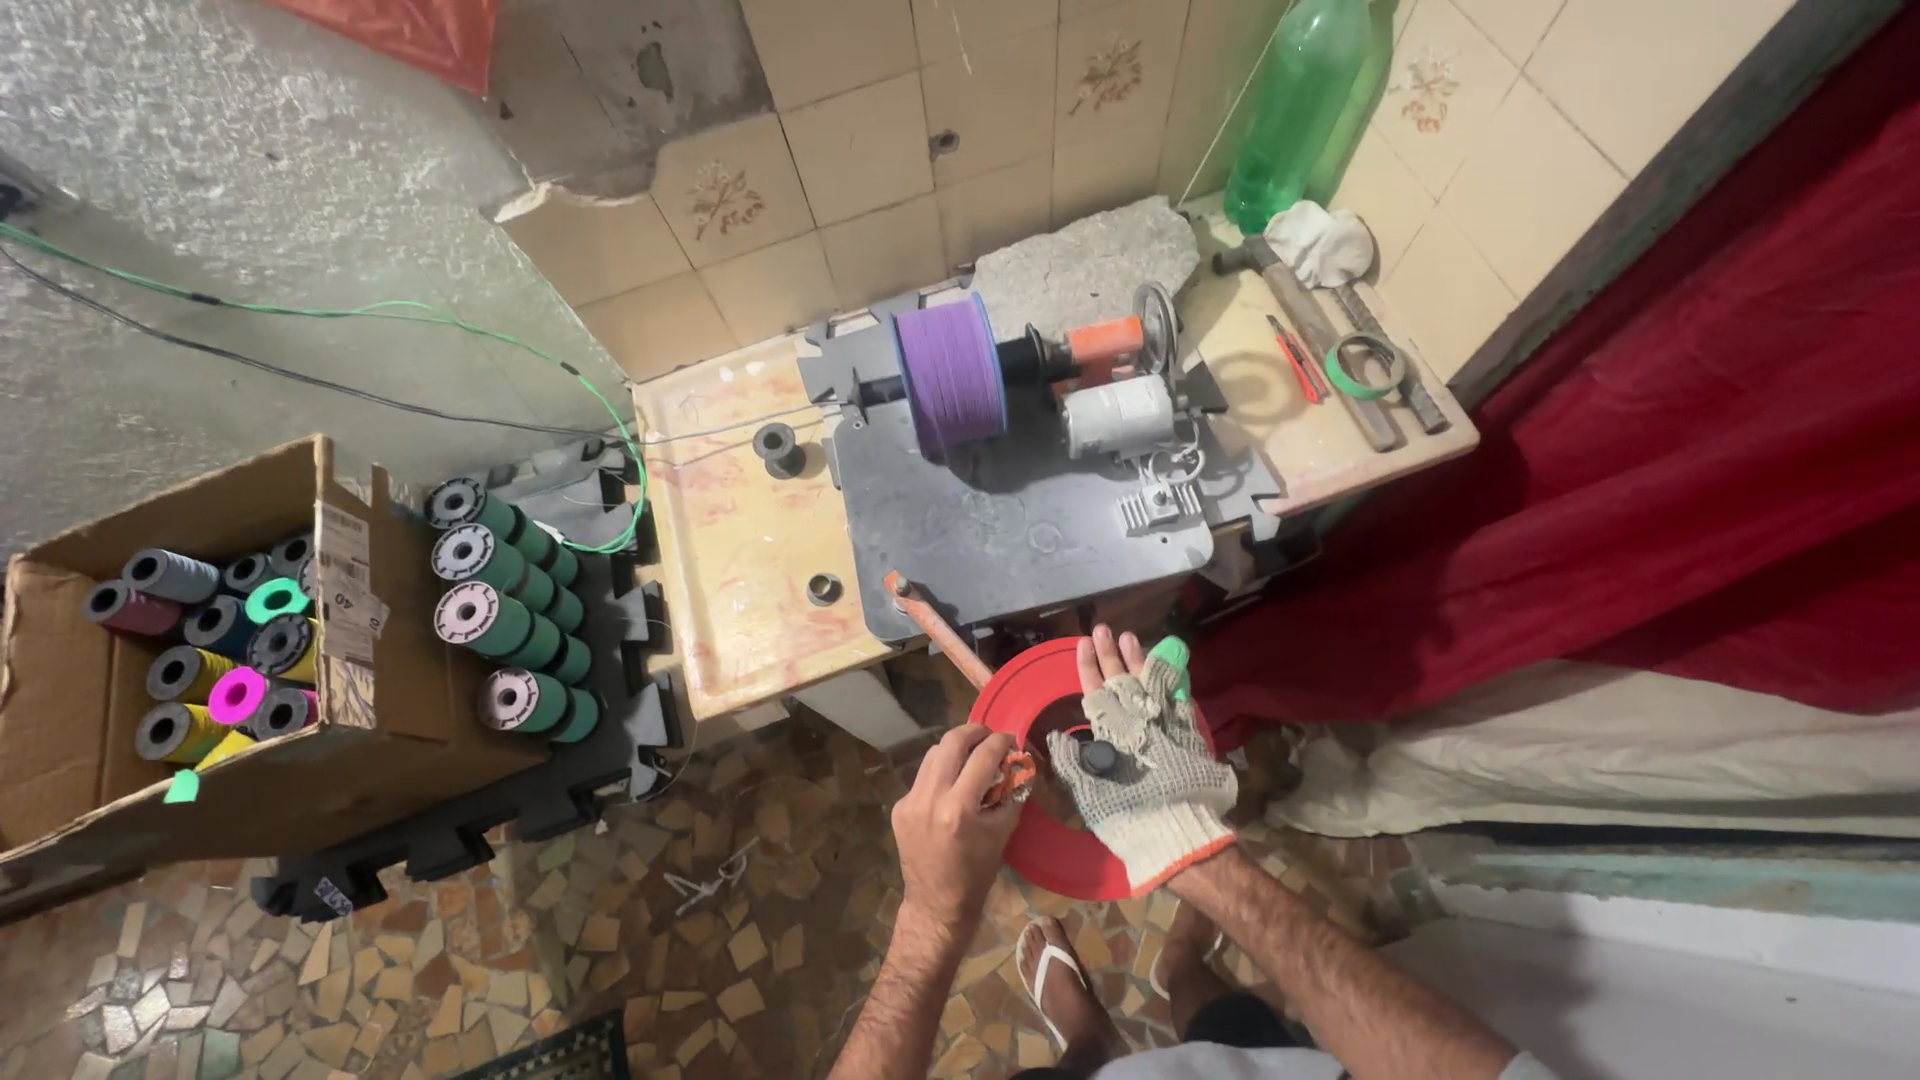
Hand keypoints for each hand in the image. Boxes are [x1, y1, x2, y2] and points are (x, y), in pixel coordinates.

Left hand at [891, 725, 1022, 928]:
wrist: (936, 903)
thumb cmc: (977, 871)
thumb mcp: (1002, 832)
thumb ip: (1011, 793)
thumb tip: (1018, 764)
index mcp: (959, 808)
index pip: (983, 757)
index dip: (1001, 742)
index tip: (1011, 739)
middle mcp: (930, 798)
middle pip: (951, 742)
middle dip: (974, 732)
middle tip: (989, 735)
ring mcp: (910, 801)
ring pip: (933, 754)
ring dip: (955, 748)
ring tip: (971, 755)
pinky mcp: (900, 807)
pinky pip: (923, 776)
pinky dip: (940, 772)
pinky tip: (952, 784)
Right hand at [1047, 624, 1237, 893]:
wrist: (1176, 832)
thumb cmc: (1126, 816)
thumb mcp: (1088, 793)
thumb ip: (1072, 762)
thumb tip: (1057, 737)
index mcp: (1109, 734)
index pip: (1095, 691)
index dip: (1087, 667)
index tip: (1082, 644)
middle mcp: (1136, 722)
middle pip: (1120, 680)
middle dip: (1109, 654)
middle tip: (1103, 630)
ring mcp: (1164, 725)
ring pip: (1149, 683)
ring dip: (1138, 659)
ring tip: (1129, 638)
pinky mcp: (1187, 735)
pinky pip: (1177, 700)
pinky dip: (1171, 682)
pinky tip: (1167, 668)